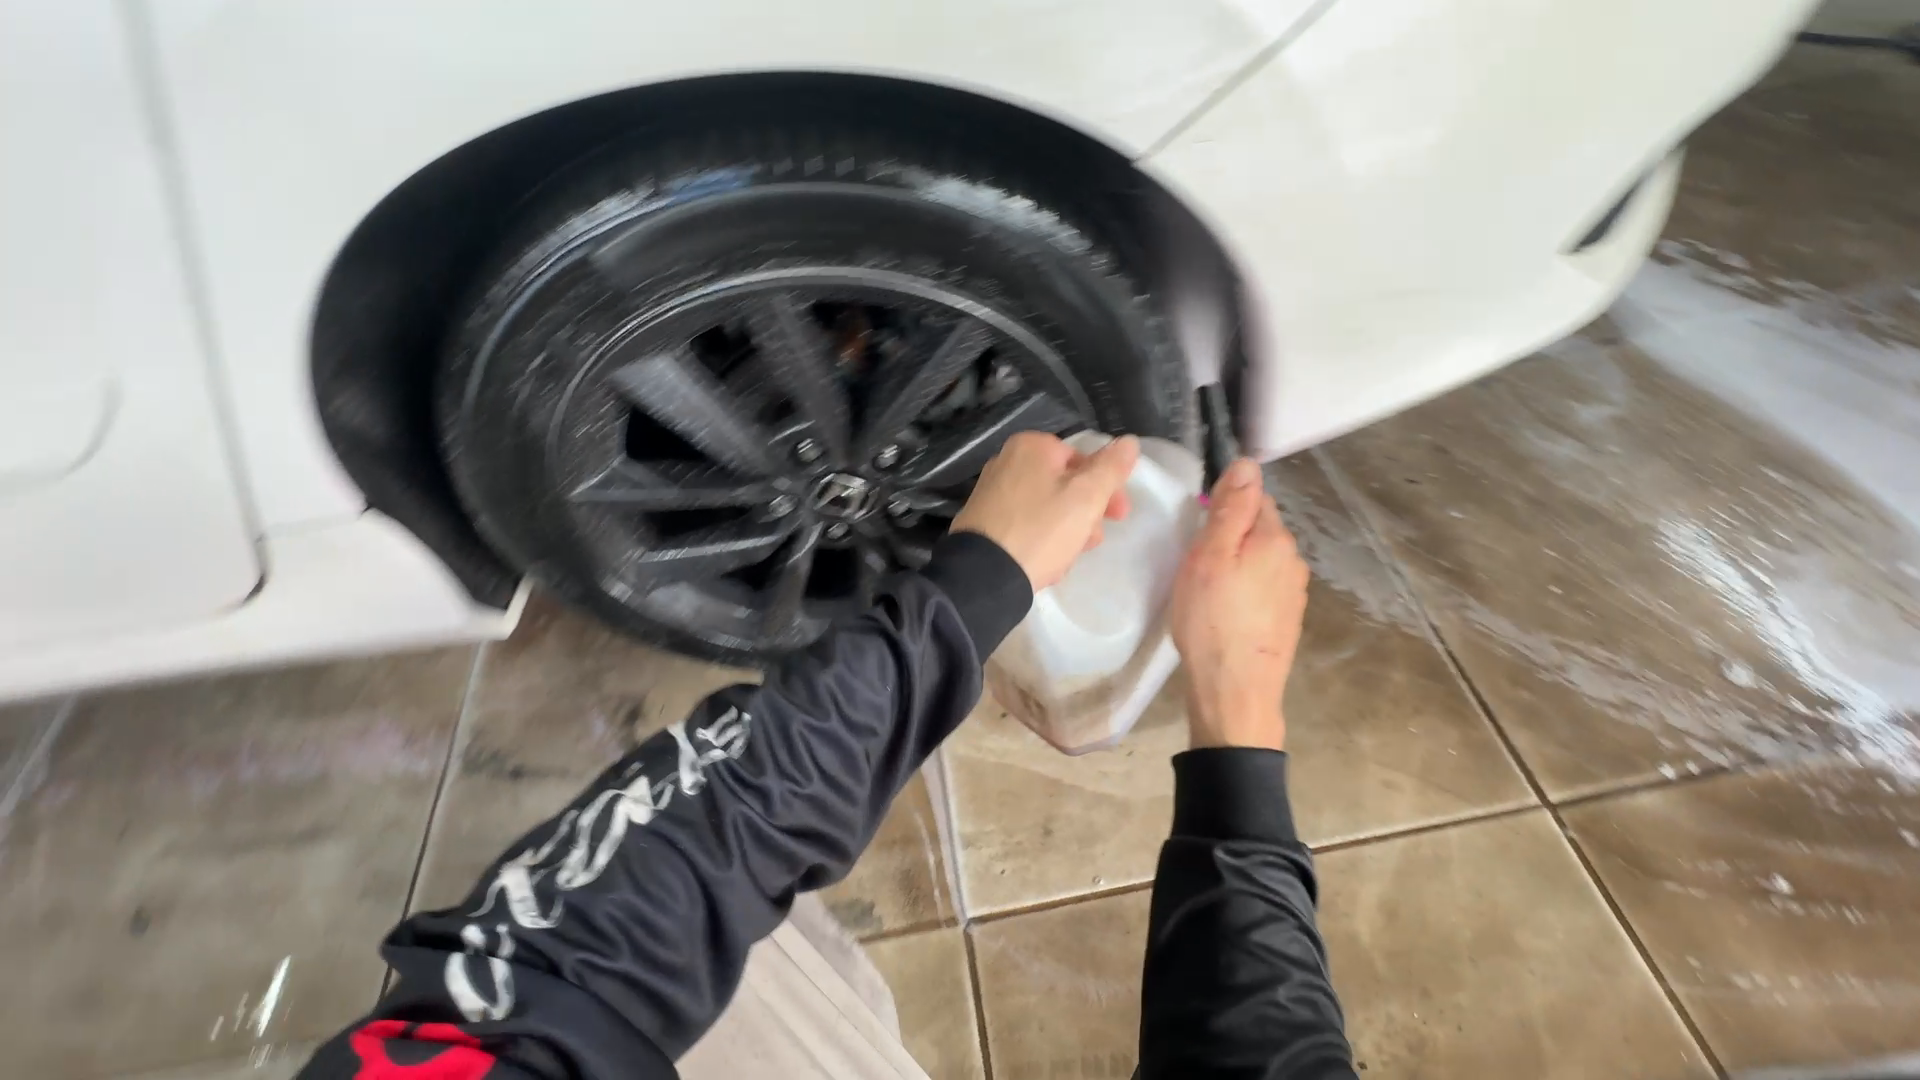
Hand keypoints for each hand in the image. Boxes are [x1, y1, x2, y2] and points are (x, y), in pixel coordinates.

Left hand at [950, 432, 1138, 590]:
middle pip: (1064, 484)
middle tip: (1093, 540)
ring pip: (1046, 507)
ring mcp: (991, 492)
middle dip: (1085, 513)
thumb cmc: (1041, 530)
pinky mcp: (982, 521)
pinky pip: (1024, 523)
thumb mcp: (1086, 497)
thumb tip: (1128, 442)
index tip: (1119, 515)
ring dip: (1066, 530)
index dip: (1106, 487)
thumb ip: (1110, 468)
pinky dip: (1040, 538)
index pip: (1083, 459)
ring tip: (1068, 556)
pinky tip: (1046, 562)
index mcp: (1031, 446)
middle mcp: (1006, 461)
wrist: (984, 575)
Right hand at [1168, 458, 1308, 751]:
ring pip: (1261, 561)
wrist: (1234, 690)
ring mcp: (1293, 594)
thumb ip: (1231, 508)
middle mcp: (1293, 562)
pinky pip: (1262, 589)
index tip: (1199, 528)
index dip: (1225, 506)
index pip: (1256, 497)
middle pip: (1261, 529)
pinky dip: (1244, 592)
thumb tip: (1247, 463)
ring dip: (1238, 565)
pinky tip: (1224, 612)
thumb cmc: (1212, 619)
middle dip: (1232, 535)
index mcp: (1276, 539)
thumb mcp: (1209, 555)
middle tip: (1196, 560)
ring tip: (1207, 588)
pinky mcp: (1286, 621)